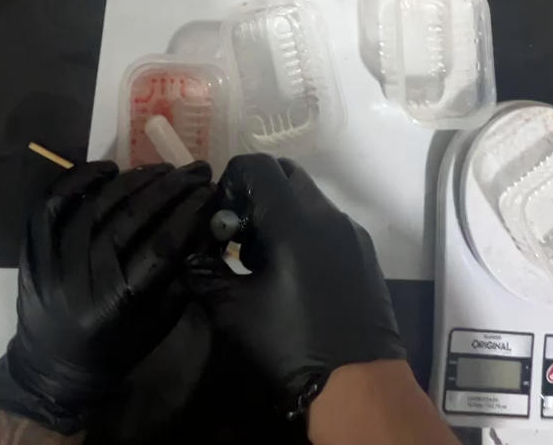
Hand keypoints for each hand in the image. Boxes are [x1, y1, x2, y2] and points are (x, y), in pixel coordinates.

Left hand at [0, 160, 214, 433]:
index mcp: (117, 303)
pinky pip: (54, 201)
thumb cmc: (114, 351)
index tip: (212, 191)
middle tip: (197, 170)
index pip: (161, 244)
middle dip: (171, 188)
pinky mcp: (33, 247)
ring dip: (137, 178)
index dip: (190, 212)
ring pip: (98, 202)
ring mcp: (52, 258)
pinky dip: (81, 177)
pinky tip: (110, 168)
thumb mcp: (159, 323)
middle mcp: (82, 276)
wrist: (50, 371)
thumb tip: (207, 224)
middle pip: (132, 216)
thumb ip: (182, 273)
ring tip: (164, 169)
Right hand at [186, 155, 404, 416]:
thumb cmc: (293, 346)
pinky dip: (303, 230)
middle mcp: (327, 215)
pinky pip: (326, 221)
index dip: (232, 181)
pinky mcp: (363, 251)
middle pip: (285, 173)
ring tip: (264, 259)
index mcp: (295, 221)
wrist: (361, 388)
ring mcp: (350, 232)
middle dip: (256, 192)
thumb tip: (189, 255)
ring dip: (280, 211)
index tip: (223, 220)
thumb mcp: (234, 312)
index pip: (258, 165)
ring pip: (307, 197)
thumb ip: (204, 274)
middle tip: (240, 234)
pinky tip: (293, 274)